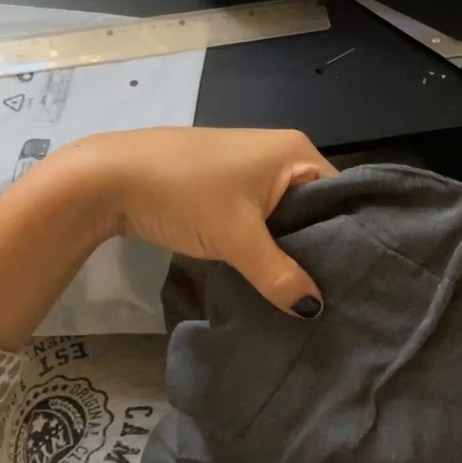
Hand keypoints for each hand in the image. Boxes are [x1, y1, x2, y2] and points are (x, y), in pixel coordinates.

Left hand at [0, 128, 335, 351]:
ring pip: (286, 215)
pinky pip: (263, 216)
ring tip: (303, 290)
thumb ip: (279, 275)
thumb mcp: (236, 238)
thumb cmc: (183, 193)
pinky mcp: (227, 184)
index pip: (341, 197)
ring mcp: (252, 168)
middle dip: (319, 247)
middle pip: (316, 207)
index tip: (355, 278)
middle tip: (332, 292)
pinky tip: (268, 273)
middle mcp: (281, 153)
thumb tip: (316, 310)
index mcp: (296, 152)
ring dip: (289, 248)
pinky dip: (265, 242)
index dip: (349, 236)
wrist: (106, 177)